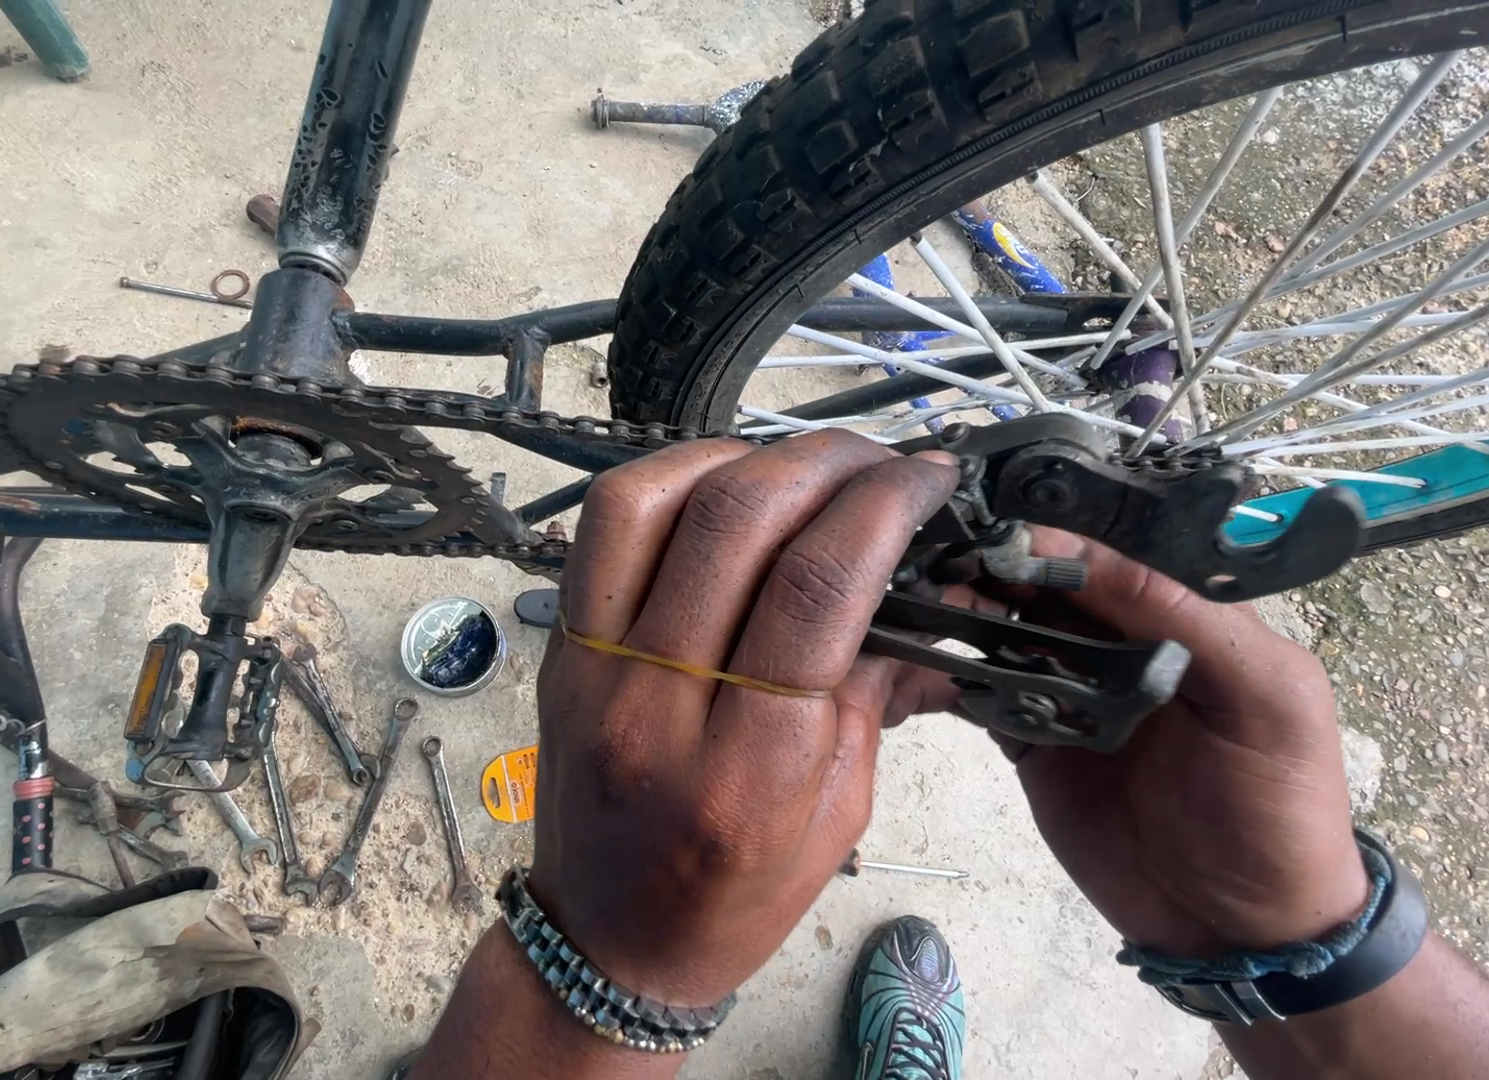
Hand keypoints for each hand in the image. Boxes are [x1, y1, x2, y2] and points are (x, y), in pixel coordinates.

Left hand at [529, 431, 961, 1008]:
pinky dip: (670, 476)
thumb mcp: (839, 816)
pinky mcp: (562, 646)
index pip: (821, 588)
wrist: (606, 936)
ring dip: (745, 456)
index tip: (926, 478)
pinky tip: (722, 482)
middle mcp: (658, 703)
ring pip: (653, 502)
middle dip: (827, 462)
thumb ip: (869, 691)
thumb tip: (902, 579)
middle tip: (877, 457)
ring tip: (800, 464)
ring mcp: (593, 666)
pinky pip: (603, 526)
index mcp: (748, 768)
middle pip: (740, 525)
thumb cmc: (731, 897)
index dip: (885, 506)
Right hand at [928, 530, 1367, 956]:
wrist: (1232, 928)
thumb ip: (1187, 618)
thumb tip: (1083, 554)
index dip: (1053, 540)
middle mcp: (1114, 643)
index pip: (1108, 558)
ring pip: (1002, 633)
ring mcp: (1064, 689)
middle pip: (1042, 588)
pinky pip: (979, 695)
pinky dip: (946, 678)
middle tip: (938, 568)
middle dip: (991, 572)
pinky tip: (916, 663)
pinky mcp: (1026, 735)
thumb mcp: (1261, 700)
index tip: (997, 537)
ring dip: (960, 616)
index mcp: (1177, 619)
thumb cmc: (1272, 808)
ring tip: (919, 608)